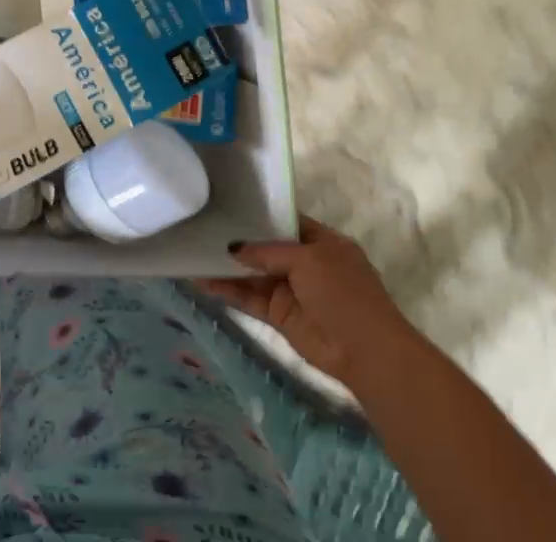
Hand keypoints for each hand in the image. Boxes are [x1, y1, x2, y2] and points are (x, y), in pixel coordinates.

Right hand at [199, 216, 424, 390]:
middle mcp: (305, 264)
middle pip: (263, 247)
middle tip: (198, 226)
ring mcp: (290, 290)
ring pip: (251, 273)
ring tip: (191, 253)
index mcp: (323, 244)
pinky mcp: (277, 314)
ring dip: (224, 266)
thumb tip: (233, 249)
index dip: (257, 213)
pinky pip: (247, 297)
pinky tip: (199, 281)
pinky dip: (225, 290)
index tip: (223, 204)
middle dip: (234, 240)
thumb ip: (266, 251)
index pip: (285, 222)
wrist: (364, 352)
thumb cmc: (344, 294)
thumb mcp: (308, 259)